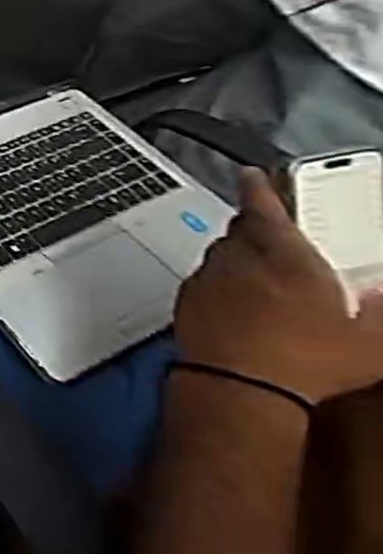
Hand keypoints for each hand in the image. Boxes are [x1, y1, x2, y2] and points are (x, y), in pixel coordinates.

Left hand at [174, 168, 382, 402]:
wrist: (240, 380)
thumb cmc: (311, 359)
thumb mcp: (376, 337)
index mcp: (286, 261)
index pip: (266, 212)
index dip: (258, 189)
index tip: (251, 173)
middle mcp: (239, 261)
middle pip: (240, 229)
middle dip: (255, 223)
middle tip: (272, 226)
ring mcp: (208, 277)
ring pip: (221, 250)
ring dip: (239, 249)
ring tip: (264, 263)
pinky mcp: (189, 295)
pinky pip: (206, 274)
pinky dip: (223, 274)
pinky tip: (241, 292)